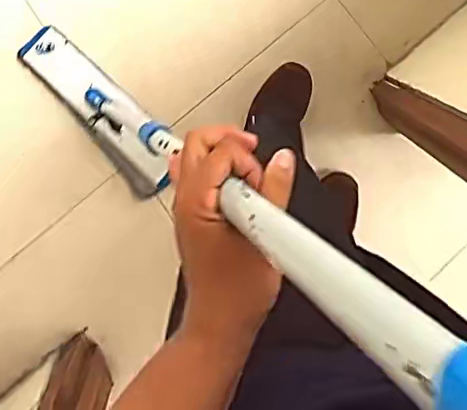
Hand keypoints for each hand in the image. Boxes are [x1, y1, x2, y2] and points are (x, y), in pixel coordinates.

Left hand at [168, 124, 296, 343]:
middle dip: (229, 138)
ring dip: (222, 152)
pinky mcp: (193, 216)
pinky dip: (216, 169)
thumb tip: (282, 161)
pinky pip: (196, 175)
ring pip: (194, 155)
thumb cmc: (235, 297)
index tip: (262, 183)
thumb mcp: (265, 241)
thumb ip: (275, 193)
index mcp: (196, 202)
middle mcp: (184, 200)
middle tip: (253, 152)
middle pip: (197, 141)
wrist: (218, 328)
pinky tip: (236, 184)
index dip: (247, 160)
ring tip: (249, 168)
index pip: (219, 152)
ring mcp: (186, 207)